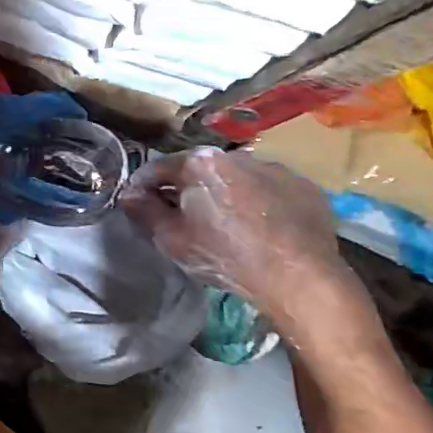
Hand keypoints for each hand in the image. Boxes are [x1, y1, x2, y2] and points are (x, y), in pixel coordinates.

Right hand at [118, 147, 371, 341]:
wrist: (299, 278)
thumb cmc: (226, 256)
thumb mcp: (172, 239)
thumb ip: (144, 211)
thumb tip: (128, 195)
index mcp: (198, 162)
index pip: (157, 167)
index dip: (144, 187)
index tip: (140, 204)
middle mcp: (236, 155)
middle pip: (198, 169)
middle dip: (187, 188)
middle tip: (184, 217)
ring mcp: (275, 168)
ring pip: (235, 177)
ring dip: (224, 192)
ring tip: (226, 223)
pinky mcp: (304, 186)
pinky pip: (269, 189)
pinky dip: (258, 201)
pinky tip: (260, 227)